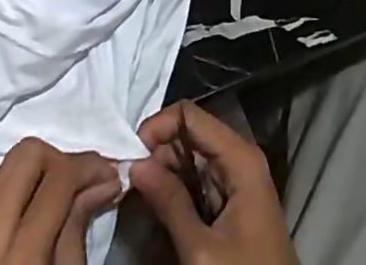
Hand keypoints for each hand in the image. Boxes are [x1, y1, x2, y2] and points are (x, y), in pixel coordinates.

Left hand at [0, 137, 122, 264]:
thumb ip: (77, 229)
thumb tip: (104, 180)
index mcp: (17, 261)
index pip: (55, 178)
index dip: (90, 167)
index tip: (113, 175)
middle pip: (23, 157)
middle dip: (62, 158)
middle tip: (88, 180)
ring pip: (6, 168)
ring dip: (44, 169)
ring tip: (71, 191)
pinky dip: (26, 187)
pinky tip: (47, 205)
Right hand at [130, 100, 299, 264]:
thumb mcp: (202, 250)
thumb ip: (169, 203)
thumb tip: (136, 164)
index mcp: (239, 157)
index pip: (190, 116)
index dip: (157, 127)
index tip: (129, 157)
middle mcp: (239, 158)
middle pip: (188, 135)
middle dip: (155, 153)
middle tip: (126, 182)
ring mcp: (235, 180)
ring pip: (189, 159)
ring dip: (161, 173)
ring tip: (135, 196)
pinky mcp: (230, 202)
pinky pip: (196, 182)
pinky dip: (174, 190)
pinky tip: (154, 207)